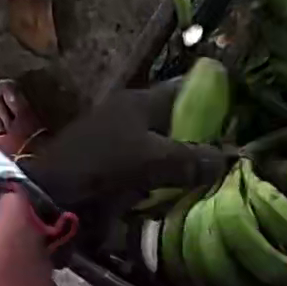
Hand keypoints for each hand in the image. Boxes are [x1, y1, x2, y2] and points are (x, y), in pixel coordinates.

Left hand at [18, 82, 227, 216]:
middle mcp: (129, 117)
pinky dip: (161, 181)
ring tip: (209, 178)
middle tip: (227, 156)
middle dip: (199, 139)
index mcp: (139, 102)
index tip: (235, 117)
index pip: (184, 90)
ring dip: (180, 164)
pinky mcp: (110, 171)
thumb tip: (226, 159)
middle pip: (174, 123)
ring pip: (161, 149)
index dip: (210, 100)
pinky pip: (145, 172)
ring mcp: (118, 144)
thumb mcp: (153, 160)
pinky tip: (178, 194)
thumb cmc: (102, 166)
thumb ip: (191, 159)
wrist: (51, 195)